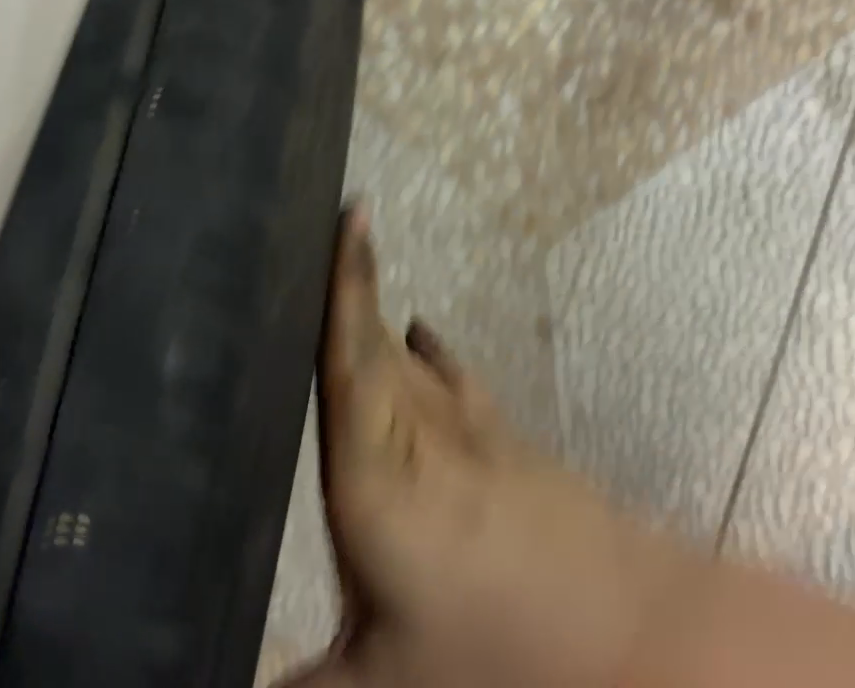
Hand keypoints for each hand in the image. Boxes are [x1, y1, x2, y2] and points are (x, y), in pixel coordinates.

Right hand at [277, 209, 697, 687]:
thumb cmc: (501, 651)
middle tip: (318, 234)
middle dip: (349, 283)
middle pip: (378, 341)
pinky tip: (425, 340)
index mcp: (380, 474)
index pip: (351, 358)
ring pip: (416, 357)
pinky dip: (431, 353)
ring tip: (353, 280)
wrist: (635, 631)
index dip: (345, 285)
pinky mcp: (512, 444)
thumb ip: (295, 685)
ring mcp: (477, 431)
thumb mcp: (380, 683)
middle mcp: (426, 432)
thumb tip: (219, 681)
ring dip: (383, 317)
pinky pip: (456, 377)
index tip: (348, 214)